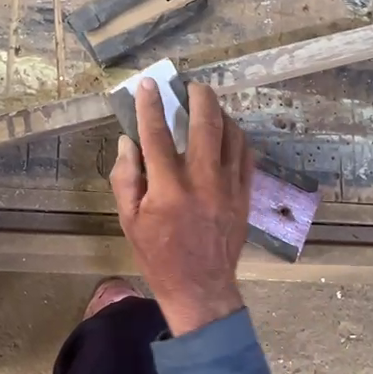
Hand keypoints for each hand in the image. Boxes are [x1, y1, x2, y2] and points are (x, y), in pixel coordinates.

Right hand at [109, 79, 254, 336]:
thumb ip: (126, 177)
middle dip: (198, 97)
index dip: (150, 105)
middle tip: (191, 86)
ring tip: (208, 105)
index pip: (157, 134)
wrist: (201, 289)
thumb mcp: (129, 220)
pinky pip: (246, 155)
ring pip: (231, 135)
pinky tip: (226, 132)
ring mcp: (229, 187)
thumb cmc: (159, 255)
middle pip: (205, 124)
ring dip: (220, 113)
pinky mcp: (245, 195)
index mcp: (168, 188)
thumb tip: (128, 141)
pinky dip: (236, 137)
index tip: (148, 84)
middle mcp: (202, 181)